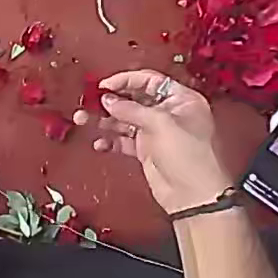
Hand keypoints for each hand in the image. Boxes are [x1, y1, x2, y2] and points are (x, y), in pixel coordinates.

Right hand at [73, 70, 232, 213]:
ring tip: (83, 119)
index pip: (150, 80)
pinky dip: (111, 140)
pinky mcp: (146, 149)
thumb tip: (108, 100)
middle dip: (112, 100)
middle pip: (135, 99)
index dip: (127, 80)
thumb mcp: (161, 125)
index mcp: (181, 100)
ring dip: (104, 120)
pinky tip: (100, 143)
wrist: (193, 196)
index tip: (105, 85)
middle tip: (91, 101)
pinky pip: (123, 140)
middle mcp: (168, 113)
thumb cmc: (190, 157)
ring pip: (125, 119)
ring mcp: (156, 131)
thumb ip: (132, 109)